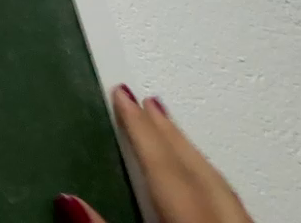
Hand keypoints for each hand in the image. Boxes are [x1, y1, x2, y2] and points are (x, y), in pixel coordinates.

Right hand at [56, 86, 252, 222]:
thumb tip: (67, 197)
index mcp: (192, 215)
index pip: (162, 162)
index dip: (137, 124)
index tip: (120, 90)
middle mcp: (225, 218)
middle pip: (196, 166)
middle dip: (167, 129)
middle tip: (144, 97)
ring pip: (220, 181)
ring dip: (190, 150)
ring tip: (169, 125)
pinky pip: (233, 200)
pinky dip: (211, 178)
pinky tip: (203, 177)